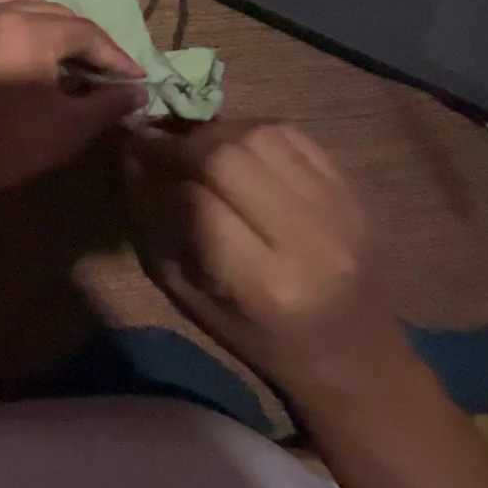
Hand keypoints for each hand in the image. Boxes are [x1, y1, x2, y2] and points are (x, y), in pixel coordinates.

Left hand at [0, 0, 146, 216]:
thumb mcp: (66, 130)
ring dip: (37, 13)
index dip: (114, 57)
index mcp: (30, 30)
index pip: (85, 33)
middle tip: (95, 71)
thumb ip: (106, 104)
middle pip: (51, 13)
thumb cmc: (1, 148)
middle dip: (80, 40)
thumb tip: (135, 90)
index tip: (132, 79)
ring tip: (53, 43)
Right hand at [122, 120, 412, 395]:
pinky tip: (236, 148)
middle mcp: (308, 241)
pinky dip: (253, 132)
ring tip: (195, 146)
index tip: (132, 154)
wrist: (353, 355)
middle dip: (183, 143)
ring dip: (217, 132)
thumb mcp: (183, 291)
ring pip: (263, 136)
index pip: (197, 200)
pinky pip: (295, 136)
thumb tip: (131, 158)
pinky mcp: (356, 193)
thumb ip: (151, 222)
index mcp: (261, 282)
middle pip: (232, 157)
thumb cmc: (252, 332)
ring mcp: (341, 211)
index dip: (158, 168)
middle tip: (157, 143)